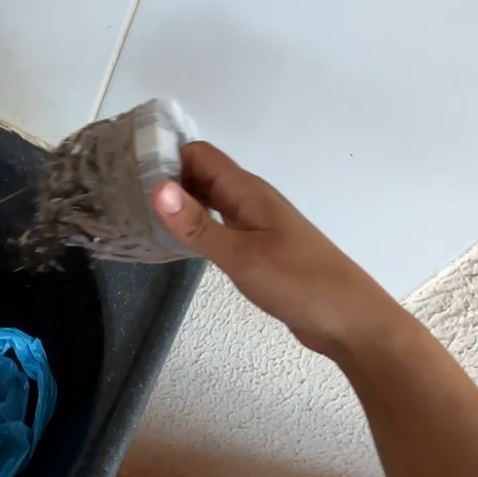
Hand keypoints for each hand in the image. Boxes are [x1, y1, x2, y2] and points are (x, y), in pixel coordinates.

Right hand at [151, 141, 402, 356]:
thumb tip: (155, 187)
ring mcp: (255, 223)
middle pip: (201, 173)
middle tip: (125, 197)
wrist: (351, 322)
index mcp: (247, 191)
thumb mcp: (241, 256)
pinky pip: (219, 223)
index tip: (130, 176)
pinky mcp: (258, 246)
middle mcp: (250, 199)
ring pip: (210, 199)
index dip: (166, 158)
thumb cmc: (300, 283)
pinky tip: (178, 244)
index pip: (199, 155)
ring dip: (181, 203)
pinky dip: (196, 226)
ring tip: (142, 218)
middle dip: (167, 179)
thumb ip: (196, 225)